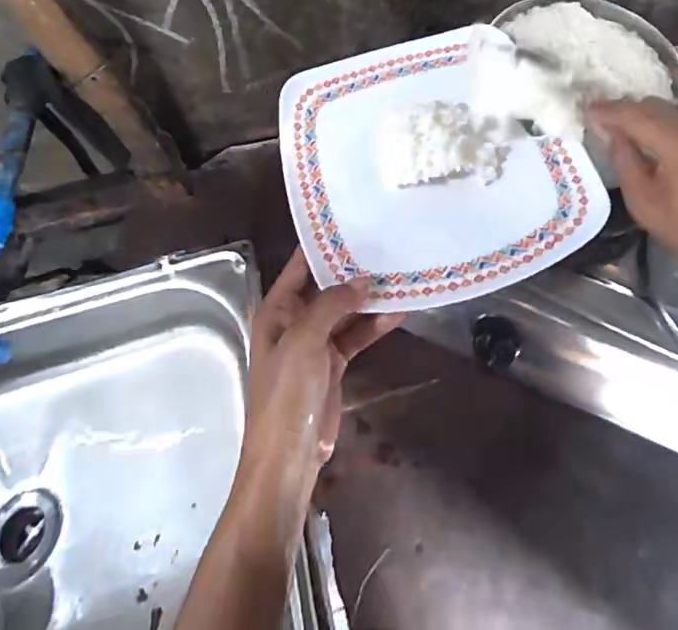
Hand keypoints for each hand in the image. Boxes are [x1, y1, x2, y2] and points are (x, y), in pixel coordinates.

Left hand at [232, 251, 403, 536]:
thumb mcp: (304, 341)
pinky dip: (375, 324)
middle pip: (326, 286)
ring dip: (369, 297)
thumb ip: (332, 305)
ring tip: (399, 273)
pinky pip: (357, 334)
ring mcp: (315, 342)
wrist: (289, 455)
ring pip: (346, 310)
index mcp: (276, 310)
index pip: (300, 266)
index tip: (353, 222)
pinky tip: (400, 311)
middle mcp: (294, 320)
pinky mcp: (334, 362)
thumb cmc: (286, 393)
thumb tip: (363, 279)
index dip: (323, 244)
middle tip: (386, 243)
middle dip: (353, 269)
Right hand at [591, 101, 677, 303]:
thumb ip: (627, 166)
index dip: (610, 110)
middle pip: (661, 107)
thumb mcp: (651, 210)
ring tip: (650, 145)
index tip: (591, 110)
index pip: (637, 114)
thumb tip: (615, 136)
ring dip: (663, 126)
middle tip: (614, 127)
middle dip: (634, 115)